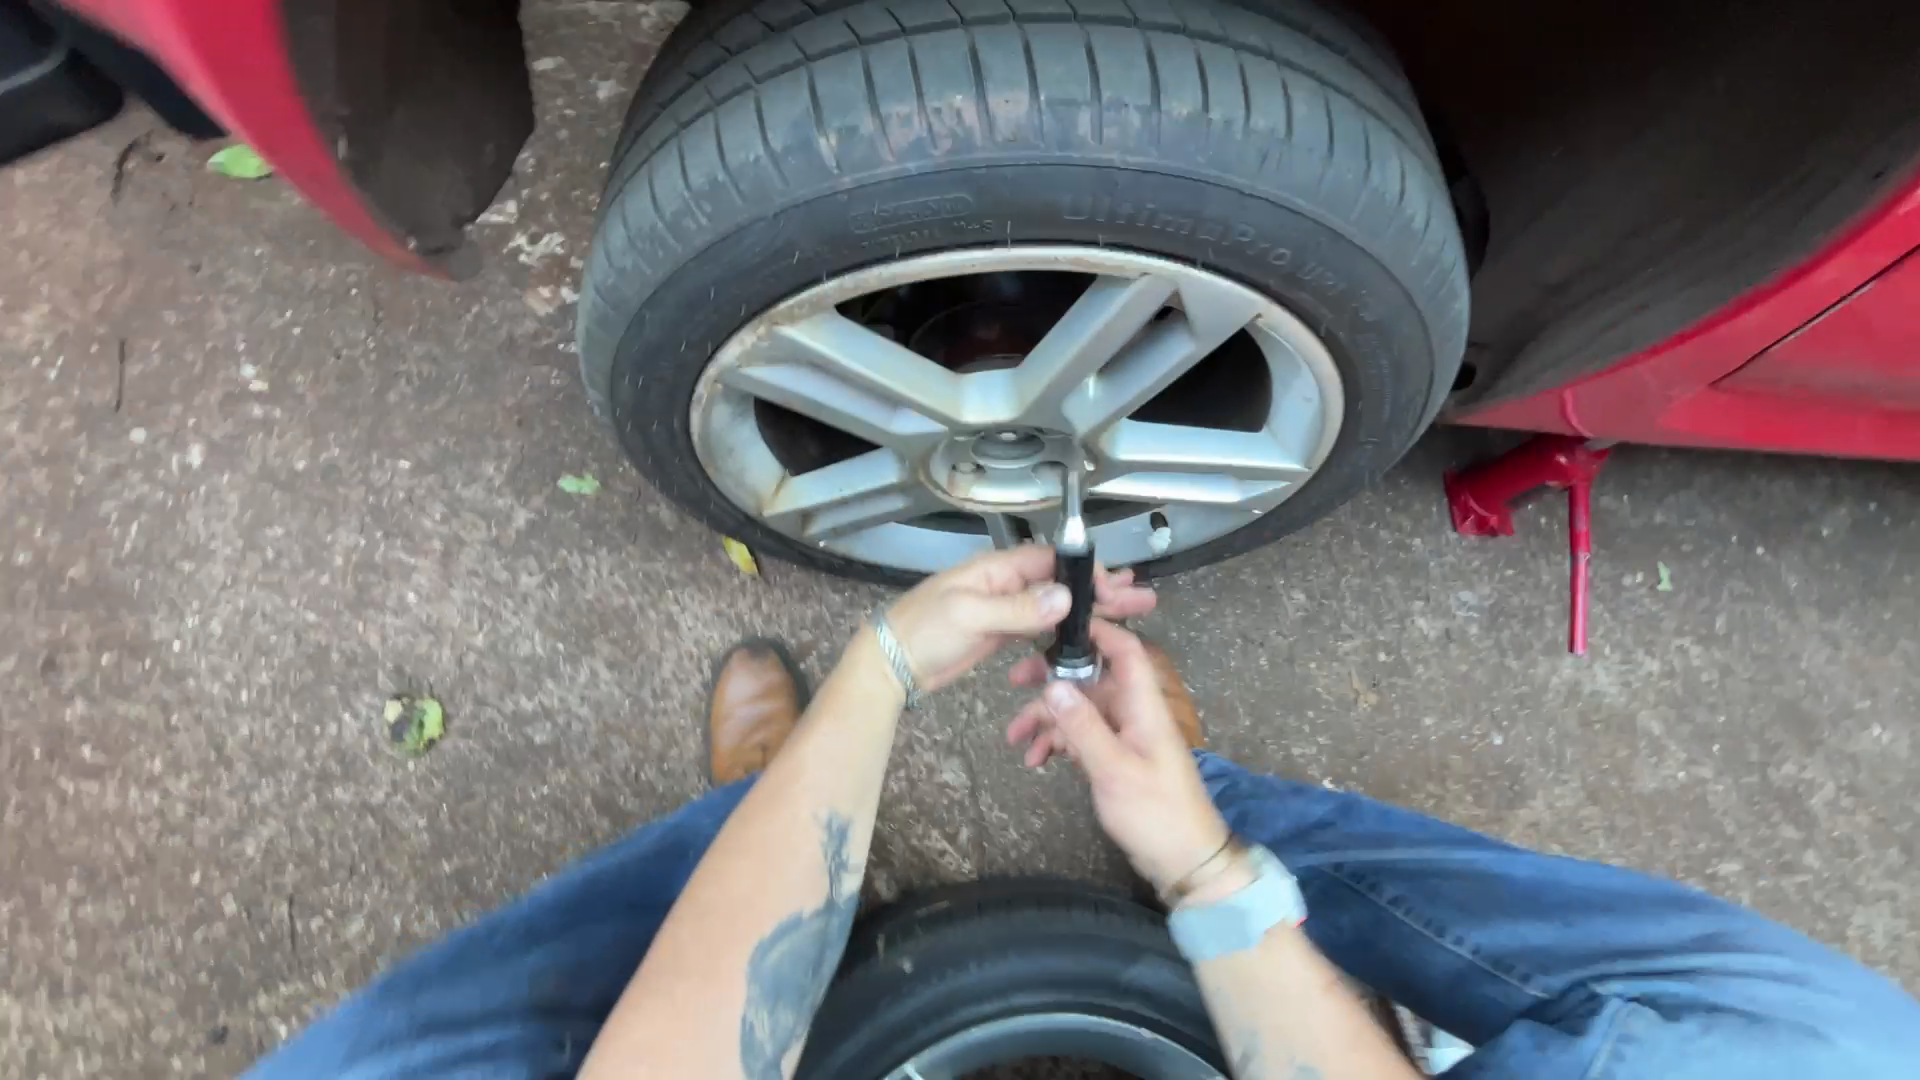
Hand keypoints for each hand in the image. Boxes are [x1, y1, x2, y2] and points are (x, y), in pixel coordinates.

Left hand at [880, 544, 1155, 693]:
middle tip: (1140, 599)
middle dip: (1099, 589)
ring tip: (1127, 613)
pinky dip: (1064, 628)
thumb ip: (1017, 607)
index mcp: (995, 569)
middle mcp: (1003, 583)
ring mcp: (1003, 608)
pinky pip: (1039, 626)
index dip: (1084, 574)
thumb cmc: (923, 631)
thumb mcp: (969, 615)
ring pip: (1054, 604)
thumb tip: (1065, 596)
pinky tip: (1085, 634)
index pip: (1050, 562)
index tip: (1114, 589)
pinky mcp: (1000, 633)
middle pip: (1059, 581)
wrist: (891, 664)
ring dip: (1088, 609)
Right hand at [1006, 620, 1230, 893]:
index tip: (1056, 623)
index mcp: (1143, 705)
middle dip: (1051, 679)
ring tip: (1013, 737)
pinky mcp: (1115, 756)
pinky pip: (1080, 736)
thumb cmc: (1156, 813)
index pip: (1125, 650)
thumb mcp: (1115, 770)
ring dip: (1046, 720)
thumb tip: (1052, 685)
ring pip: (1079, 710)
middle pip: (1090, 679)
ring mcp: (1123, 734)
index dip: (1097, 630)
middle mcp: (1132, 712)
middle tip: (1013, 681)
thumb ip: (1083, 726)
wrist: (1185, 862)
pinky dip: (1057, 743)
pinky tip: (1034, 760)